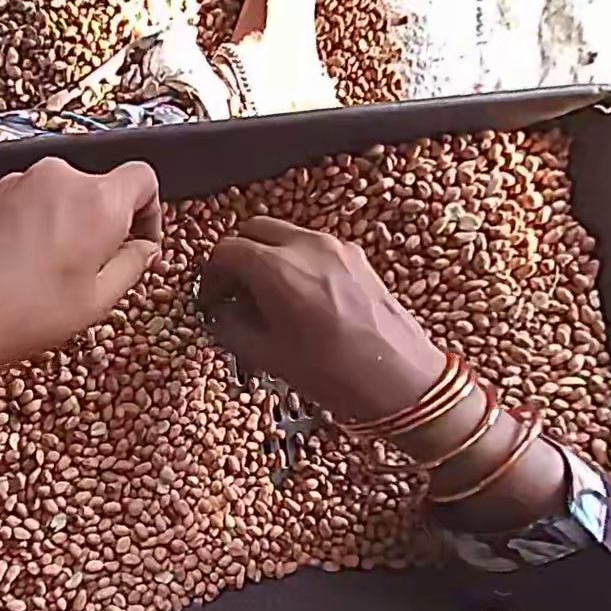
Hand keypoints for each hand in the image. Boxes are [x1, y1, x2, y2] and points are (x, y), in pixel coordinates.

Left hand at [0, 156, 161, 384]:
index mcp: (97, 200)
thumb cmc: (19, 312)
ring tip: (51, 280)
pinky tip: (21, 271)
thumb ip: (132, 266)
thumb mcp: (95, 301)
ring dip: (69, 230)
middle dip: (106, 228)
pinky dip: (37, 230)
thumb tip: (144, 250)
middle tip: (95, 273)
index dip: (151, 214)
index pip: (144, 180)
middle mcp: (59, 178)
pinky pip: (30, 206)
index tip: (140, 245)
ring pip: (64, 200)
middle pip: (101, 191)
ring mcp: (19, 182)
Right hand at [199, 217, 442, 421]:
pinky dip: (293, 261)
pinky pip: (312, 247)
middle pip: (253, 230)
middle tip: (232, 290)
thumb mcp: (267, 355)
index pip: (225, 250)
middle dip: (236, 257)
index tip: (211, 298)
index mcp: (276, 269)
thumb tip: (220, 312)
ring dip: (265, 257)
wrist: (399, 380)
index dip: (210, 274)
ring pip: (284, 235)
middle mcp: (304, 246)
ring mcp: (335, 247)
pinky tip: (298, 297)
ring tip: (265, 296)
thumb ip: (231, 326)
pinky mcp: (356, 257)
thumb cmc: (331, 372)